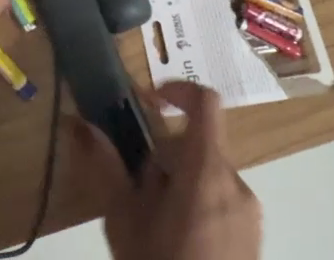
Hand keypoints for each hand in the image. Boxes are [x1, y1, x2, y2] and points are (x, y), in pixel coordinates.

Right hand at [87, 82, 261, 259]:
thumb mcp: (124, 220)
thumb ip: (104, 165)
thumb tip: (78, 123)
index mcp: (207, 172)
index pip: (206, 103)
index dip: (178, 90)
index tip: (147, 103)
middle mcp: (237, 184)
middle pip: (198, 146)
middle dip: (165, 159)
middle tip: (139, 196)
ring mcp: (251, 214)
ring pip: (208, 175)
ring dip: (180, 184)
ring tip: (157, 228)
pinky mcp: (255, 239)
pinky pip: (223, 202)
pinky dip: (198, 206)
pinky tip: (179, 246)